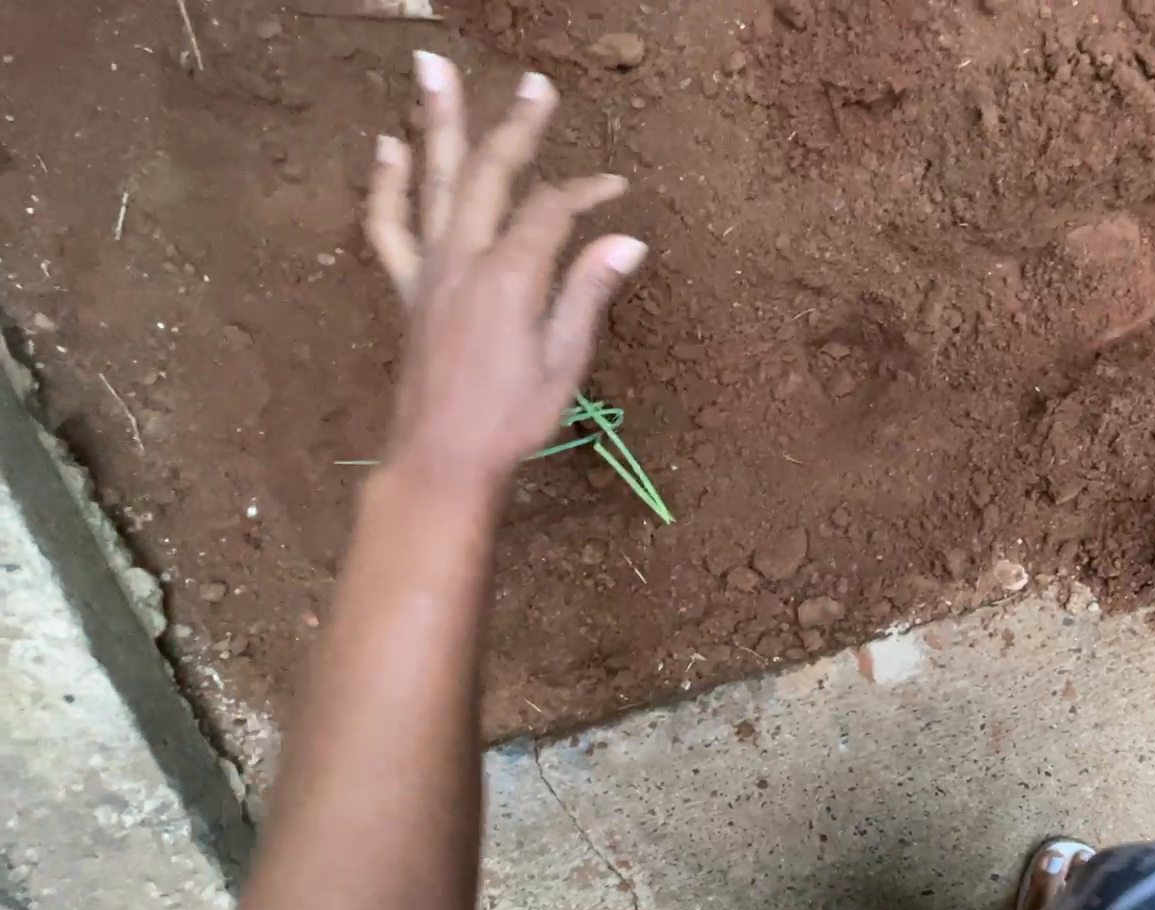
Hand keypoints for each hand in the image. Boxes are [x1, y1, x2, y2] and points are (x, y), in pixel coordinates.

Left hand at [364, 51, 647, 488]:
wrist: (444, 453)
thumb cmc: (516, 416)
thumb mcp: (566, 359)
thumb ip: (589, 292)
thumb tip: (627, 241)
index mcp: (511, 277)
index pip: (551, 211)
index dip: (586, 193)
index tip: (617, 188)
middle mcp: (463, 258)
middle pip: (489, 174)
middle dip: (516, 127)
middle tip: (535, 86)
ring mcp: (428, 269)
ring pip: (433, 180)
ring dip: (437, 123)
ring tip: (435, 70)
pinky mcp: (409, 288)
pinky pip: (388, 224)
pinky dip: (387, 182)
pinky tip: (390, 147)